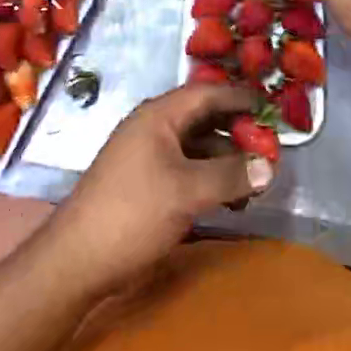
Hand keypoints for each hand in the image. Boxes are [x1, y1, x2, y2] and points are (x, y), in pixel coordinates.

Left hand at [43, 85, 269, 292]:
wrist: (78, 257)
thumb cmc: (134, 212)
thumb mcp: (188, 191)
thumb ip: (231, 175)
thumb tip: (270, 167)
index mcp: (159, 115)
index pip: (207, 93)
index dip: (240, 98)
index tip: (273, 110)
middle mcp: (153, 127)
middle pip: (203, 118)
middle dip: (237, 132)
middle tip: (270, 151)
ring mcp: (147, 155)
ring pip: (196, 146)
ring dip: (226, 160)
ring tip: (255, 185)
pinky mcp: (146, 182)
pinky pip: (186, 168)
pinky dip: (210, 178)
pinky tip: (229, 201)